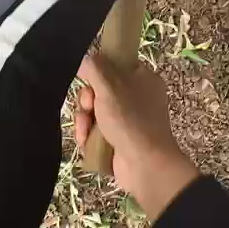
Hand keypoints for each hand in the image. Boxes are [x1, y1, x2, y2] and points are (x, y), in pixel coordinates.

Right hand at [74, 52, 199, 219]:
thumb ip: (94, 67)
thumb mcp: (109, 85)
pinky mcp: (118, 140)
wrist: (144, 165)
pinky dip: (88, 135)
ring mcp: (127, 121)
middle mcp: (137, 98)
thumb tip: (86, 61)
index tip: (90, 79)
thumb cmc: (130, 119)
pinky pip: (96, 131)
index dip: (99, 71)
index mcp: (143, 79)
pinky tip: (86, 140)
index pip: (115, 65)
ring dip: (84, 119)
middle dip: (87, 99)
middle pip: (100, 89)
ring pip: (94, 111)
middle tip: (89, 106)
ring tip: (85, 129)